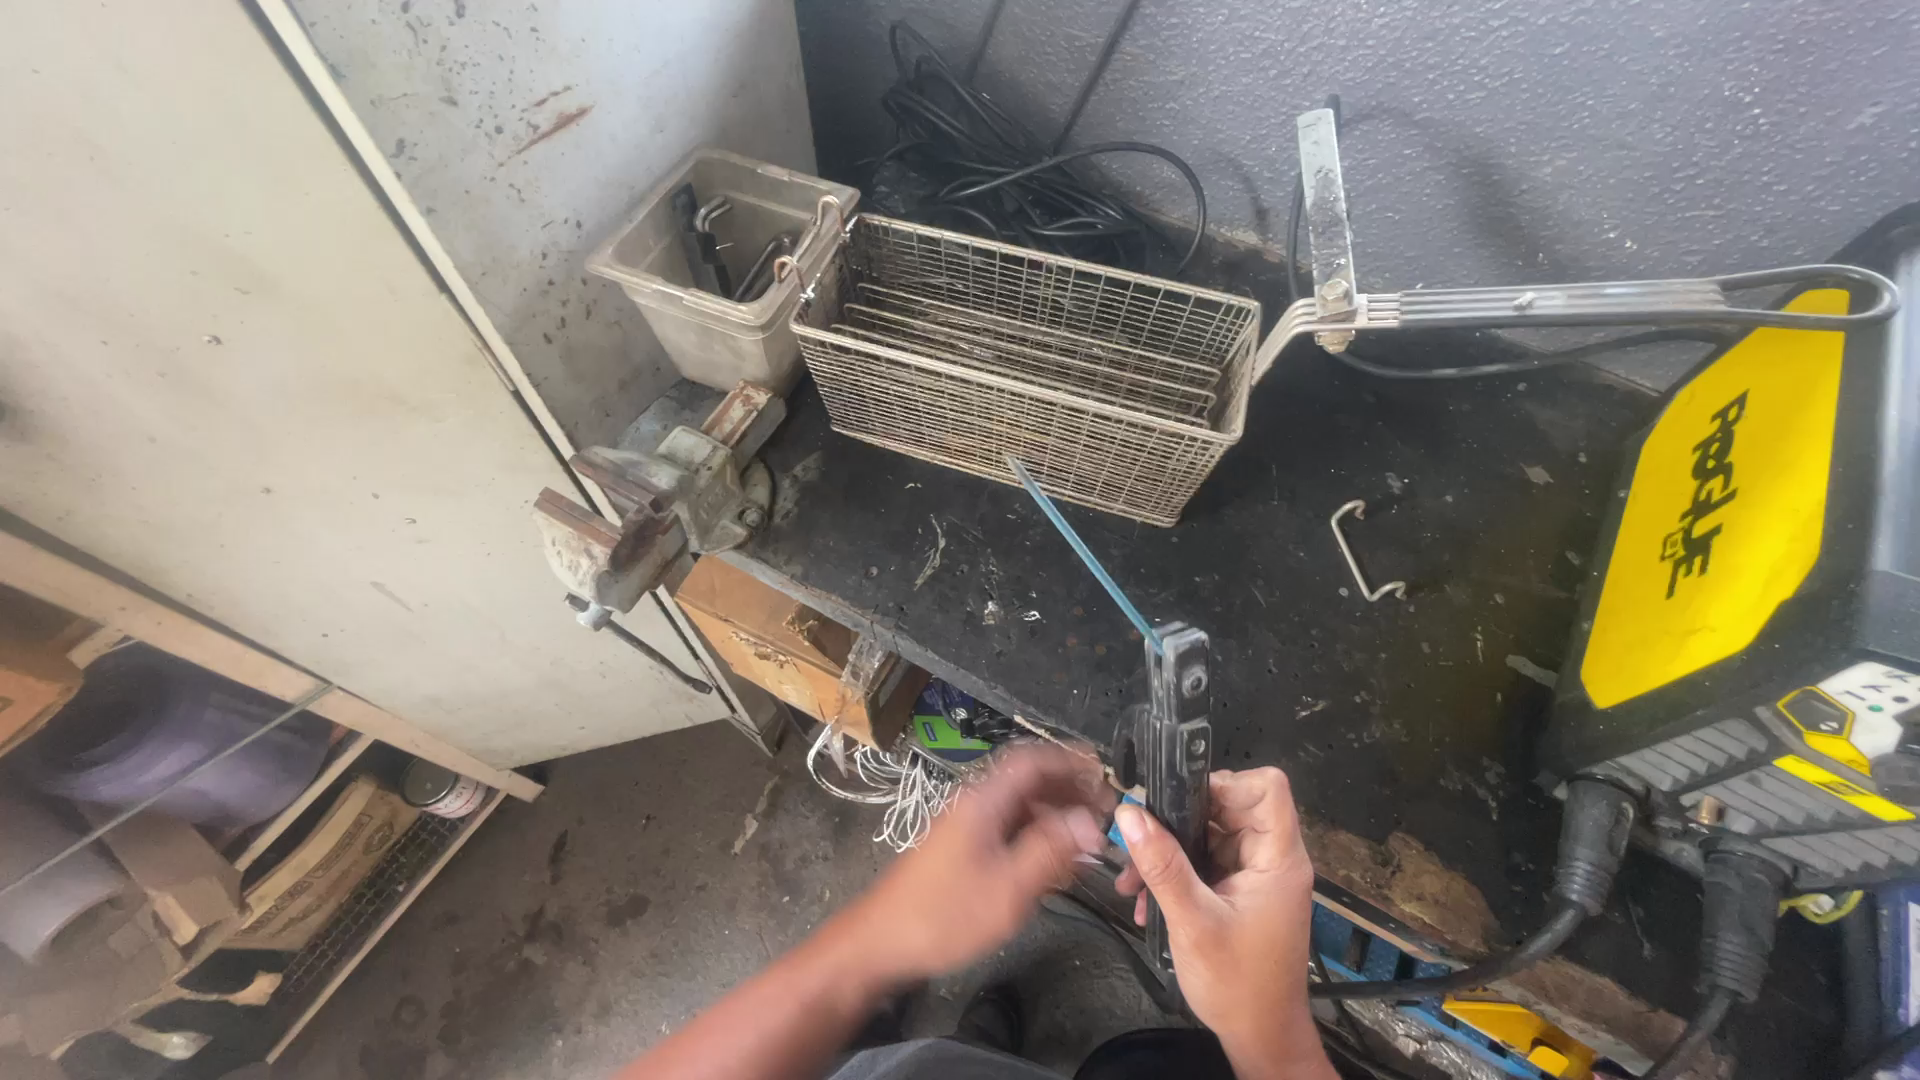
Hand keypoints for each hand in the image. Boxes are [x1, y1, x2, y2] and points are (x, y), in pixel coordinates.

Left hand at [840, 745, 1112, 986]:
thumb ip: (1050, 851)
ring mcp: (969, 826)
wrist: (882, 941)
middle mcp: (976, 804)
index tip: (1101, 770)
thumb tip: (1089, 822)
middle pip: (1029, 781)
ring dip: (1056, 815)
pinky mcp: (966, 848)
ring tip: (1089, 836)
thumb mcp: (1007, 888)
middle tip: (1105, 810)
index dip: (1068, 759)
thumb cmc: (943, 914)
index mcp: (983, 801)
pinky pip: (1010, 829)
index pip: (1031, 761)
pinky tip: (1057, 860)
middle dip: (1069, 790)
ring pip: (1021, 807)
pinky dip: (1038, 836)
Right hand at [1114, 767, 1333, 1079]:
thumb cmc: (1238, 986)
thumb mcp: (1193, 922)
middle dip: (1179, 817)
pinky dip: (1174, 870)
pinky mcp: (1238, 890)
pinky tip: (1145, 896)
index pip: (1267, 788)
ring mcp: (1254, 874)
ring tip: (1132, 877)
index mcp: (1278, 859)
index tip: (1183, 801)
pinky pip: (1202, 859)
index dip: (1226, 783)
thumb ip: (1162, 865)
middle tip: (1140, 837)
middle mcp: (1271, 858)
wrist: (1259, 1040)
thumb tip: (1129, 813)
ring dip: (1168, 848)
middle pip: (1229, 805)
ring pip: (1208, 832)